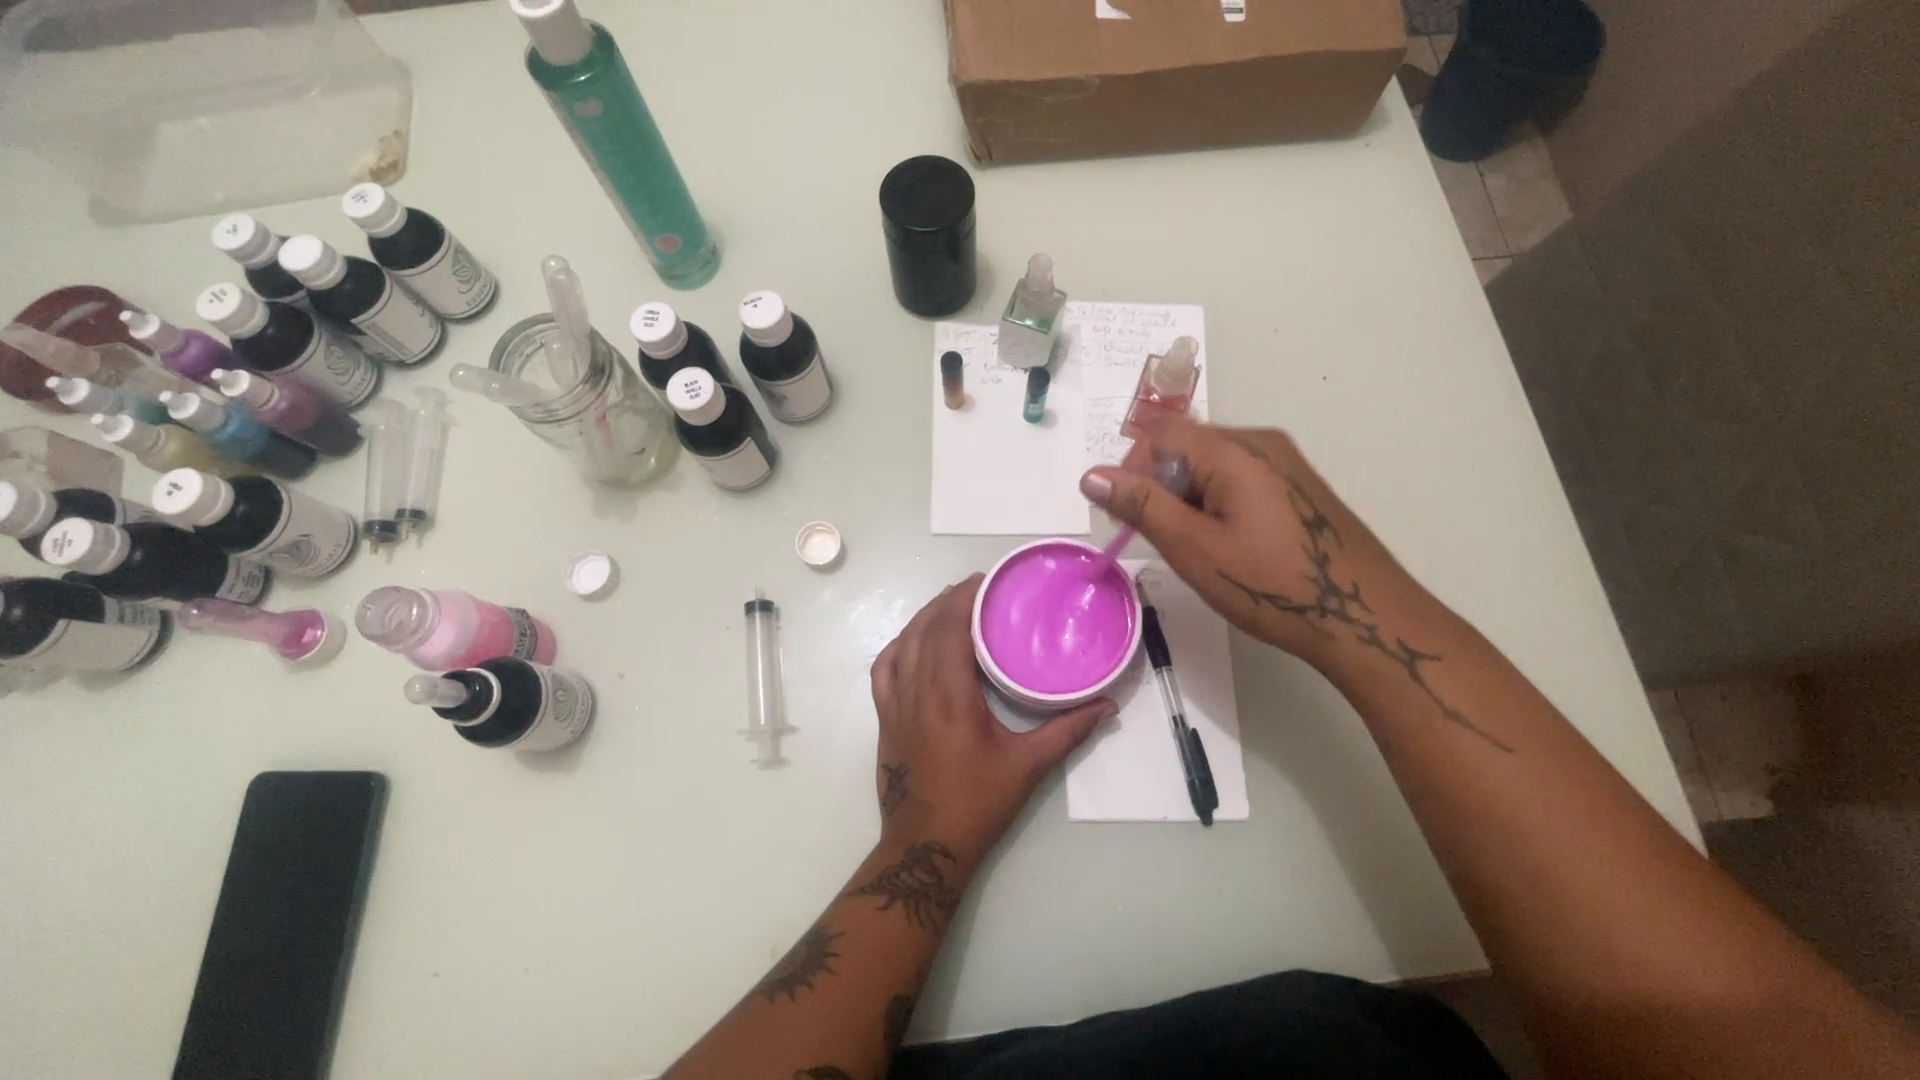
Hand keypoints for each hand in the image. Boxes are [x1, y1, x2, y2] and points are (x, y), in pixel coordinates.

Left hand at [869, 575, 1114, 865]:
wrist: (926, 845)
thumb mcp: (1029, 766)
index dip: (963, 596)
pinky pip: (884, 669)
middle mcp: (916, 690)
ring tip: (951, 608)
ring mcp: (894, 704)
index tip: (985, 580)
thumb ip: (1068, 730)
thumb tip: (1107, 706)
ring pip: (902, 644)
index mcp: (949, 694)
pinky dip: (899, 646)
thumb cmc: (978, 803)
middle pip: (925, 628)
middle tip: (978, 589)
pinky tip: (914, 643)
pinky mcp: (884, 718)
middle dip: (949, 601)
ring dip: (924, 618)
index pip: (949, 627)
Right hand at [1079, 414, 1428, 669]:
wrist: (1366, 619)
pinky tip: (1229, 546)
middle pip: (1188, 444)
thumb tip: (1090, 475)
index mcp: (1236, 450)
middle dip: (1160, 485)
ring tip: (1197, 549)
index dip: (1131, 467)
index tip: (1126, 516)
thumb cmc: (1273, 585)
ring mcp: (1287, 463)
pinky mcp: (1300, 487)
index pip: (1161, 432)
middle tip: (1162, 538)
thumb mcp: (1194, 548)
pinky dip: (1217, 503)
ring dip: (1188, 497)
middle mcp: (1263, 443)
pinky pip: (1241, 479)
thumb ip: (1141, 506)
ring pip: (1213, 464)